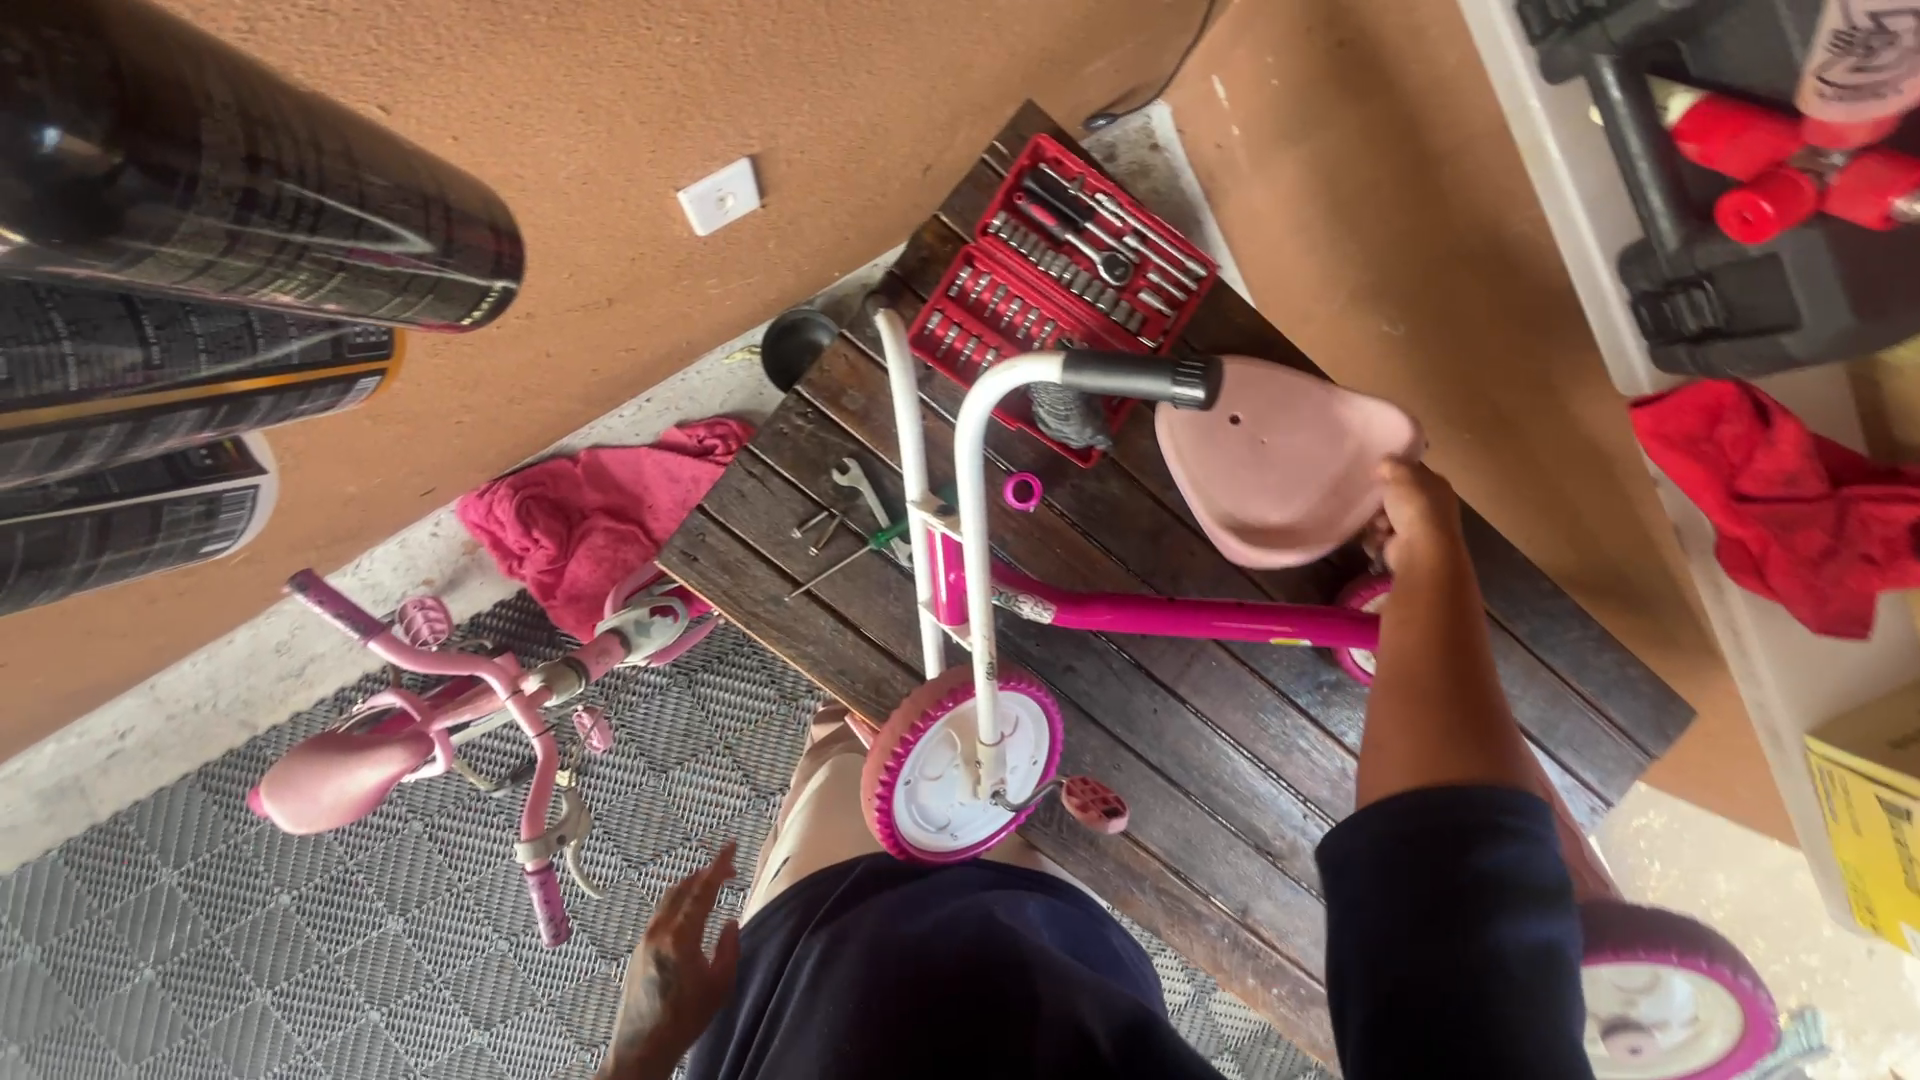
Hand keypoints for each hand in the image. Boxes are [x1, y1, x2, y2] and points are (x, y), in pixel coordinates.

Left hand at [600, 843, 740, 1079]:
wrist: (641, 1049)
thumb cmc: (685, 1019)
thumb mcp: (720, 985)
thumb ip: (729, 947)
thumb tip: (730, 920)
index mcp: (681, 937)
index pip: (703, 889)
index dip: (719, 865)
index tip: (731, 847)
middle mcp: (659, 931)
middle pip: (683, 887)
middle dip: (707, 872)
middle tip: (728, 869)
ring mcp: (645, 939)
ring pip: (669, 898)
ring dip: (691, 885)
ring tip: (711, 884)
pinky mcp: (638, 950)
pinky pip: (661, 912)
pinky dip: (678, 900)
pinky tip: (689, 910)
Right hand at [1363, 460, 1463, 574]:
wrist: (1419, 548)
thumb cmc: (1415, 506)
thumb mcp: (1402, 475)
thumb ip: (1391, 464)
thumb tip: (1383, 463)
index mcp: (1436, 485)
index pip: (1412, 473)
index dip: (1394, 472)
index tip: (1377, 474)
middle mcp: (1430, 505)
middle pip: (1394, 497)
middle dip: (1381, 501)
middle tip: (1375, 502)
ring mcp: (1417, 527)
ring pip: (1383, 517)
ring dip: (1376, 521)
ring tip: (1380, 525)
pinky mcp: (1404, 545)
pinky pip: (1381, 535)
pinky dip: (1377, 537)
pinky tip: (1381, 538)